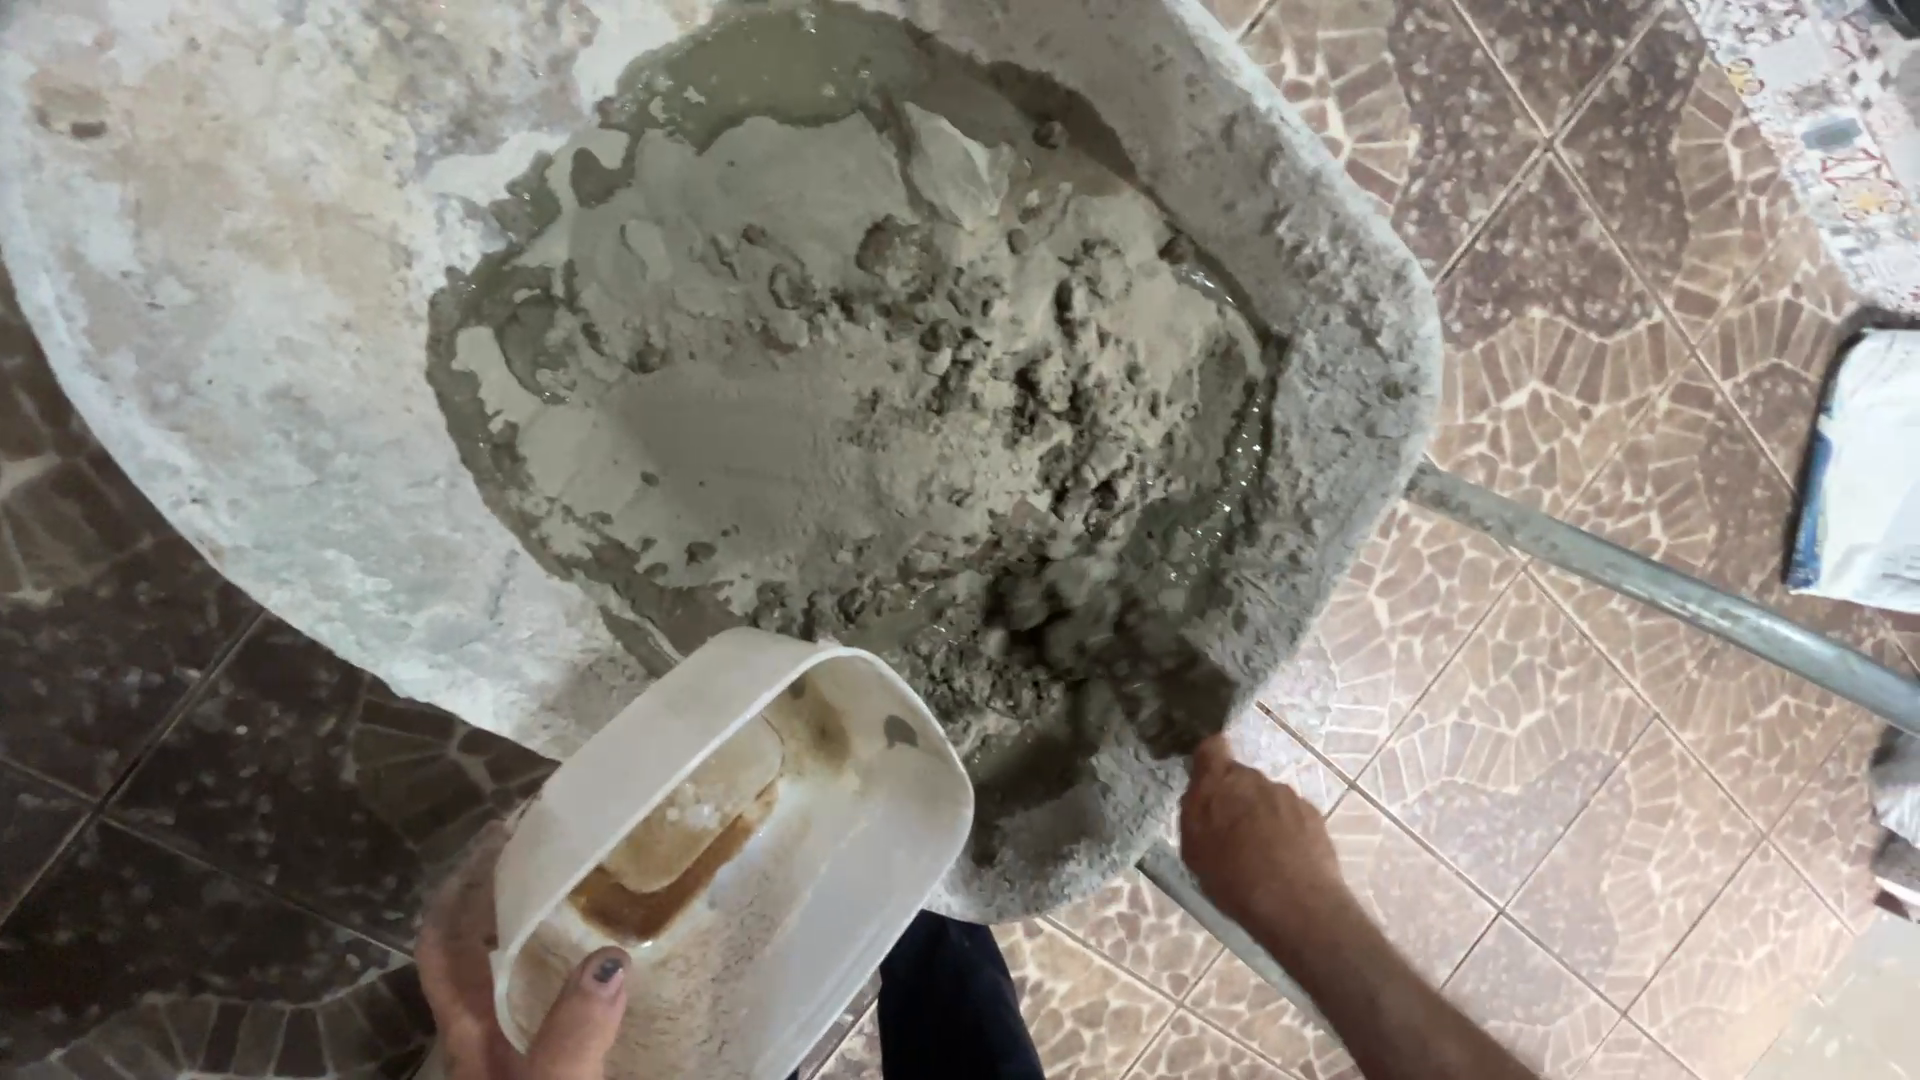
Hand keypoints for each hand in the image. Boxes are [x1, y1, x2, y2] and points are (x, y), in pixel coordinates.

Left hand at [417, 825, 632, 1079]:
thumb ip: (567, 1049)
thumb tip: (608, 959)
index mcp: (474, 1042)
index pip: (448, 948)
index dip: (464, 885)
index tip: (509, 826)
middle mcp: (499, 1041)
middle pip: (497, 948)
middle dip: (526, 887)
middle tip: (586, 835)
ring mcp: (537, 1055)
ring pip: (544, 970)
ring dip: (569, 918)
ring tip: (621, 873)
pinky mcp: (575, 1062)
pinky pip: (591, 997)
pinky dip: (609, 960)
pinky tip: (650, 949)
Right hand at [1179, 734, 1346, 931]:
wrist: (1296, 906)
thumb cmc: (1232, 878)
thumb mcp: (1194, 850)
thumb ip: (1194, 813)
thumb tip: (1201, 798)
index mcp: (1217, 783)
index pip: (1211, 747)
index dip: (1209, 758)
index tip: (1208, 778)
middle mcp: (1252, 779)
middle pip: (1240, 778)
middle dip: (1236, 798)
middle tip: (1234, 834)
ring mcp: (1286, 795)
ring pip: (1266, 797)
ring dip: (1262, 815)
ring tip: (1264, 854)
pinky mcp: (1313, 813)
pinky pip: (1291, 814)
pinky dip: (1287, 829)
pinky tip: (1287, 860)